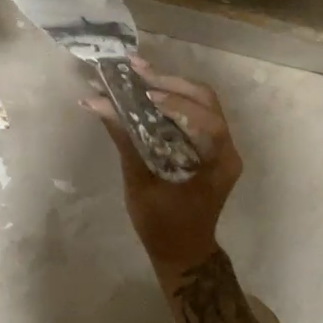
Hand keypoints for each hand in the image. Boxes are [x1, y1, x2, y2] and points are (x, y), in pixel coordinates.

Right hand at [84, 56, 242, 273]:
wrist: (182, 253)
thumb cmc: (163, 224)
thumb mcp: (140, 183)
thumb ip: (125, 139)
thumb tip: (97, 102)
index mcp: (219, 161)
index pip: (207, 119)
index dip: (178, 103)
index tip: (147, 96)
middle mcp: (225, 149)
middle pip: (205, 100)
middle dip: (170, 82)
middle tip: (136, 69)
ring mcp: (218, 147)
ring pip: (200, 102)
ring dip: (169, 86)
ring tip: (136, 74)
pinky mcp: (206, 147)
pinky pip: (192, 114)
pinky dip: (170, 100)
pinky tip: (144, 93)